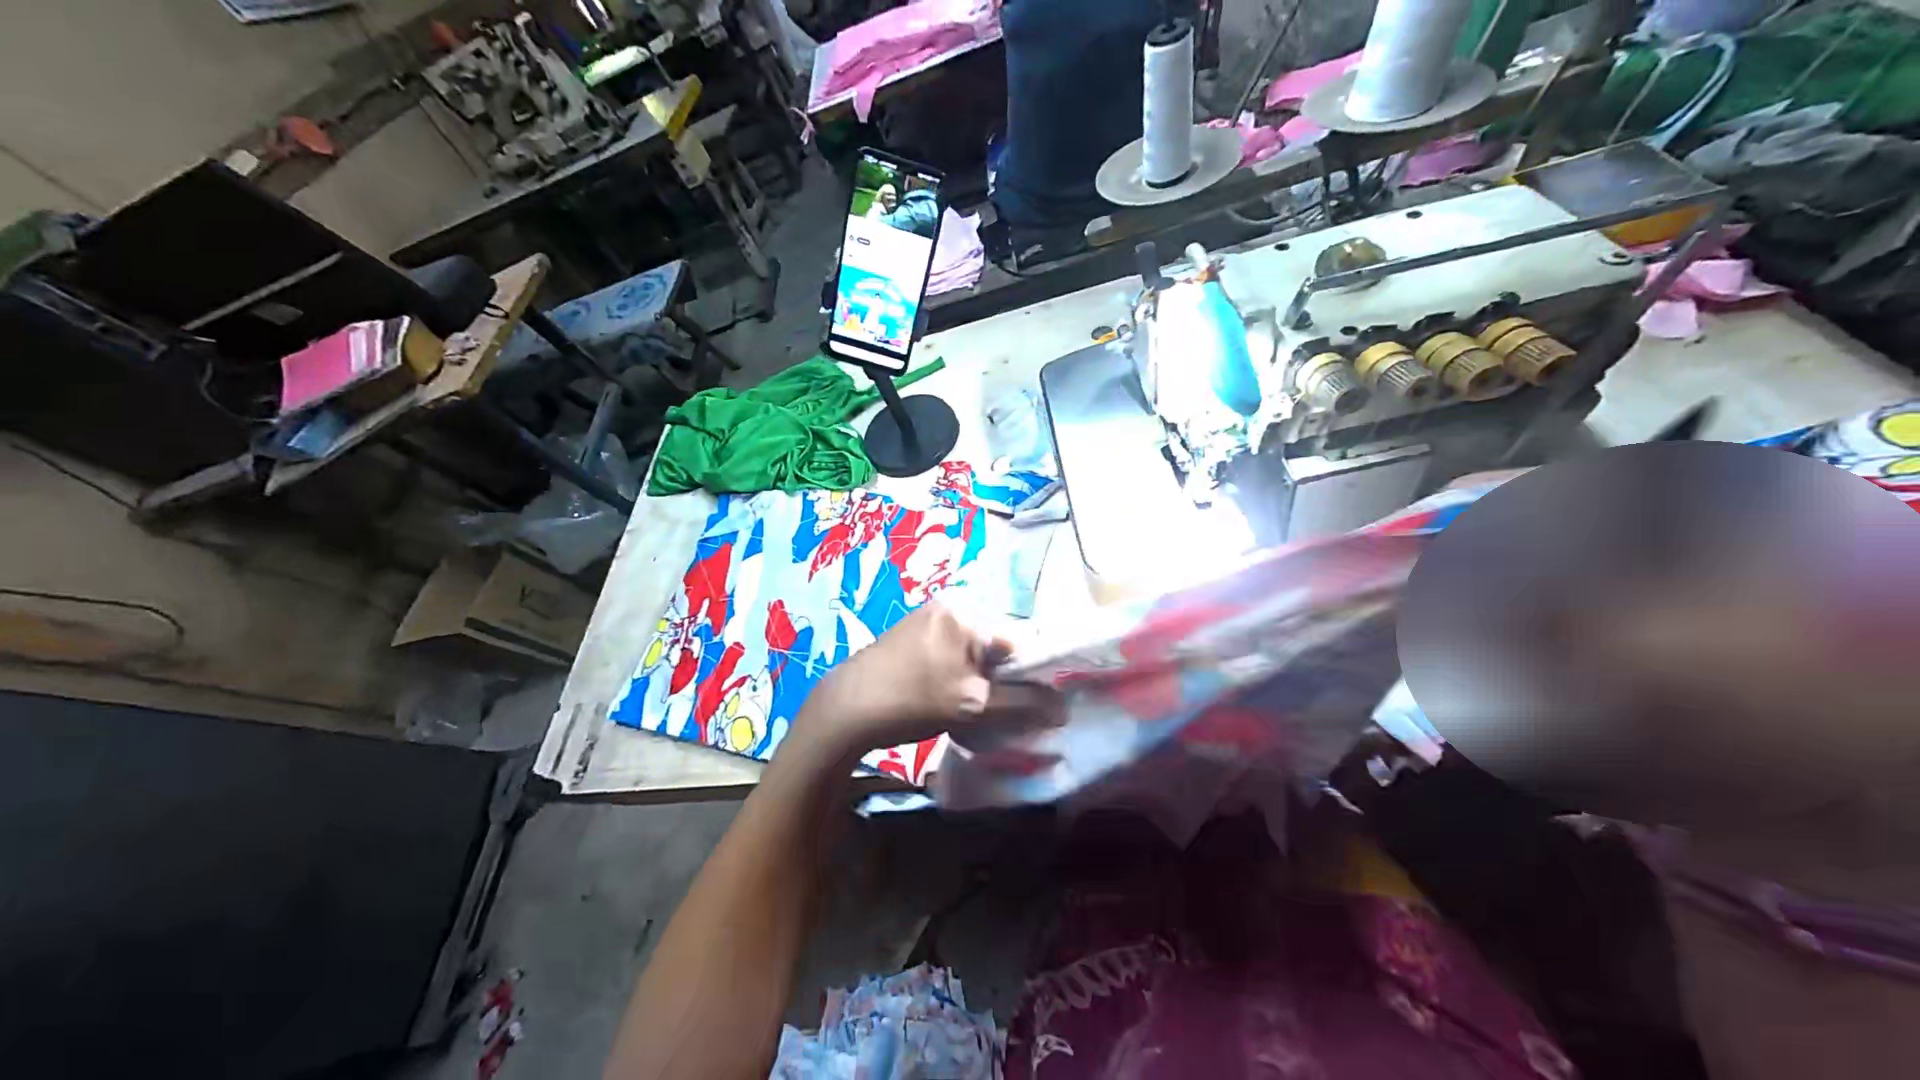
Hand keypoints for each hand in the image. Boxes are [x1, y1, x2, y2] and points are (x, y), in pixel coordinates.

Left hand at [789, 602, 1054, 761]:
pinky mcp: (918, 632)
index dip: (1038, 672)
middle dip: (1013, 676)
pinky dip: (968, 673)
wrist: (845, 710)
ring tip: (984, 707)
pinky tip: (960, 697)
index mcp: (967, 612)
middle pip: (1002, 642)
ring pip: (981, 648)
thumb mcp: (971, 706)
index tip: (1043, 703)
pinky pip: (959, 650)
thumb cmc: (910, 702)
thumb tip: (1063, 706)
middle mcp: (953, 604)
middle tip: (1013, 710)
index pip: (1023, 639)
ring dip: (990, 677)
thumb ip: (1022, 703)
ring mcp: (932, 616)